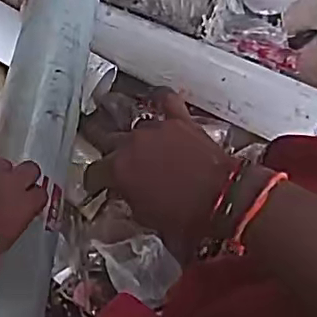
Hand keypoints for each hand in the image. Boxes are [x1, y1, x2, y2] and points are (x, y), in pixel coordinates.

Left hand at [0, 158, 47, 255]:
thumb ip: (17, 218)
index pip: (41, 193)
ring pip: (4, 164)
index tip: (30, 200)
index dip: (34, 196)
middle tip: (16, 185)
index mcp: (27, 203)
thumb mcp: (10, 236)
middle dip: (25, 175)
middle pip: (30, 168)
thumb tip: (13, 218)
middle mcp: (13, 183)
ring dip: (0, 173)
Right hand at [86, 88, 236, 254]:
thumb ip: (127, 197)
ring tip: (135, 141)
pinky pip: (164, 99)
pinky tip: (154, 98)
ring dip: (132, 135)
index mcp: (116, 170)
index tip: (97, 186)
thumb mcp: (144, 216)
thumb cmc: (183, 218)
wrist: (224, 202)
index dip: (94, 181)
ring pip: (132, 125)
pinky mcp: (178, 120)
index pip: (92, 172)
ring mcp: (154, 128)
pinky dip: (158, 98)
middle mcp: (129, 143)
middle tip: (105, 156)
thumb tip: (124, 192)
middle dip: (100, 147)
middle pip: (102, 137)